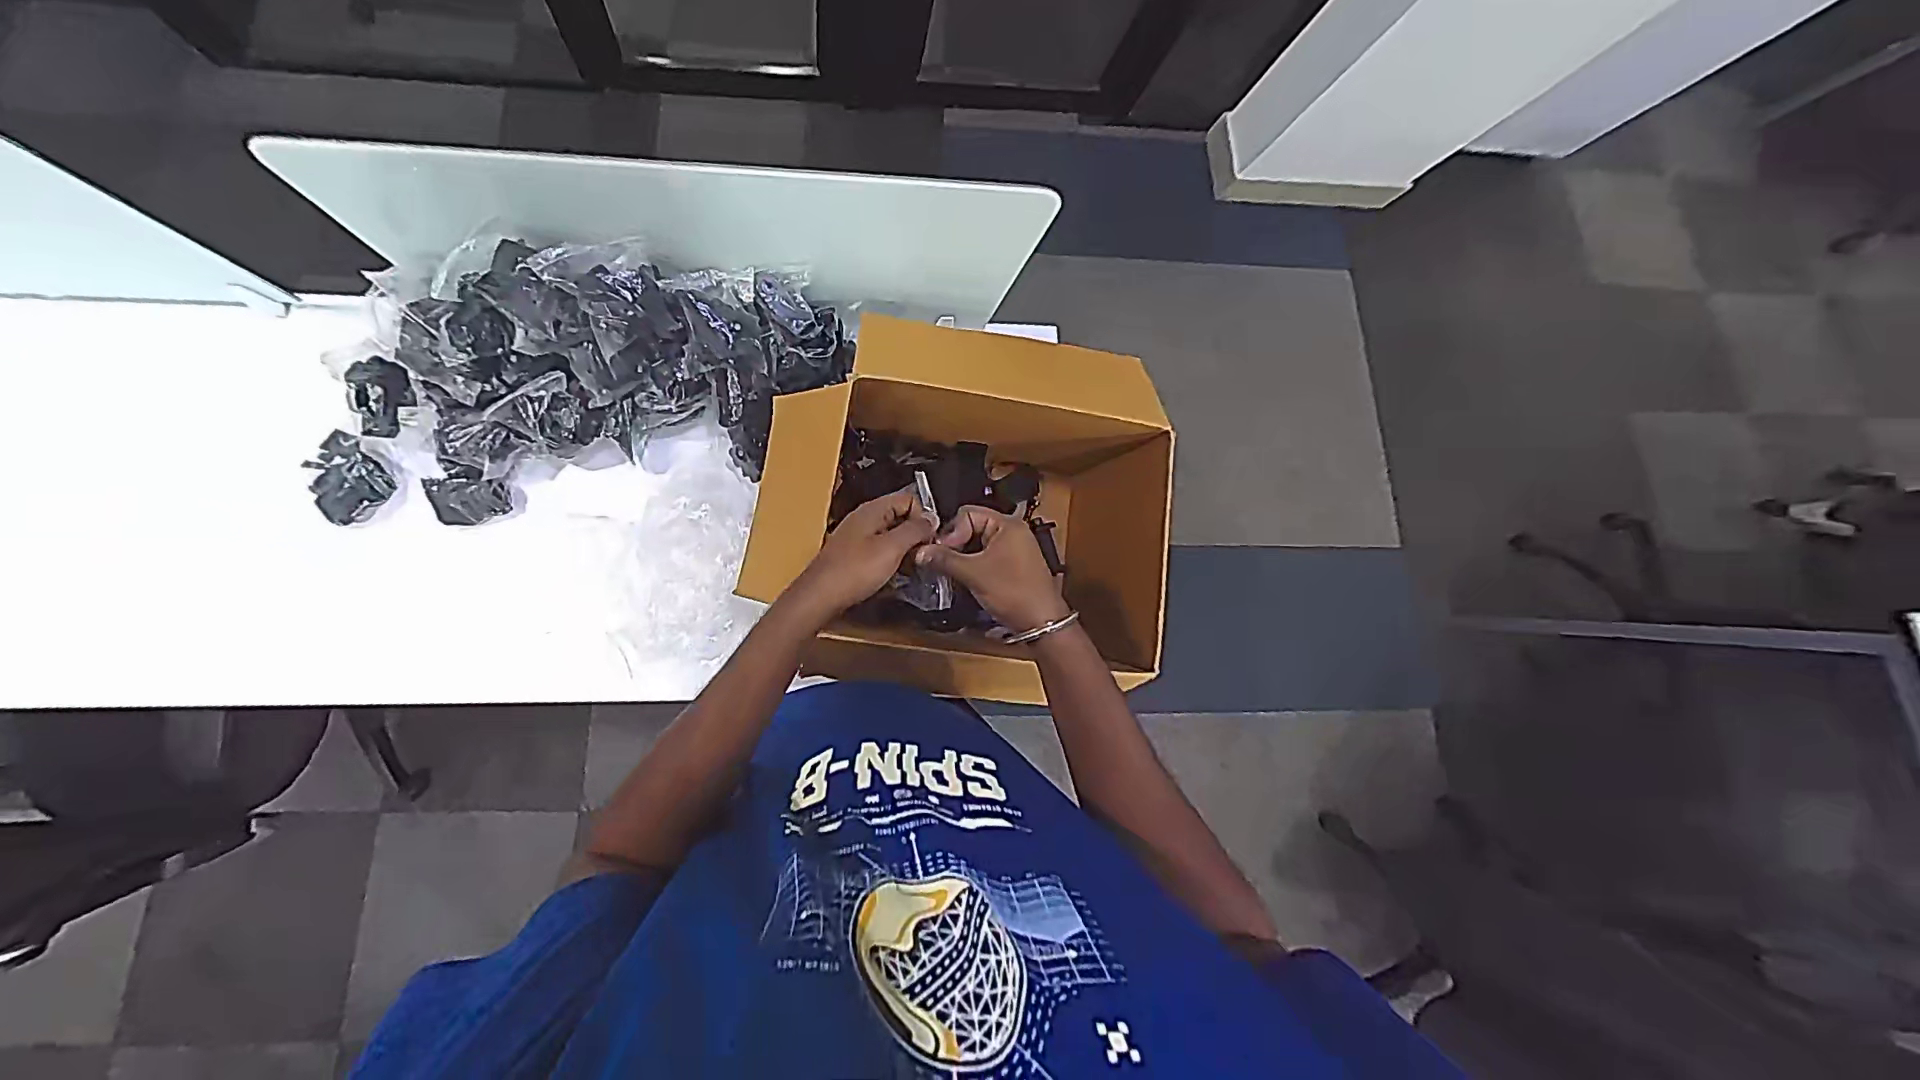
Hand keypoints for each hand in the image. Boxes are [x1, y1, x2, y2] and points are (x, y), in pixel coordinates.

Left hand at [784, 488, 935, 624]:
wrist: (820, 597)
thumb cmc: (852, 572)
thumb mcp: (892, 548)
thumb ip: (915, 530)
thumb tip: (932, 518)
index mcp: (872, 510)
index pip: (909, 499)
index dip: (923, 517)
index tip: (929, 539)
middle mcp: (864, 519)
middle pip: (901, 517)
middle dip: (915, 535)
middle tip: (921, 555)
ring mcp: (857, 537)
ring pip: (891, 535)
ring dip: (904, 550)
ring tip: (909, 568)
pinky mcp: (854, 556)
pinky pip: (880, 551)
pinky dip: (890, 560)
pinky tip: (892, 575)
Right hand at [915, 506, 1068, 633]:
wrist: (1040, 622)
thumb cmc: (1016, 593)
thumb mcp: (974, 573)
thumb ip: (945, 559)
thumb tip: (922, 551)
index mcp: (1007, 525)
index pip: (967, 514)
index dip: (951, 531)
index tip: (939, 550)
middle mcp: (1011, 532)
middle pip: (971, 528)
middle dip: (954, 544)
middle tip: (940, 561)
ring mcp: (1013, 550)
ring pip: (976, 545)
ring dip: (961, 557)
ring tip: (949, 570)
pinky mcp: (1011, 566)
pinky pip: (985, 557)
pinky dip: (972, 565)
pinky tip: (964, 578)